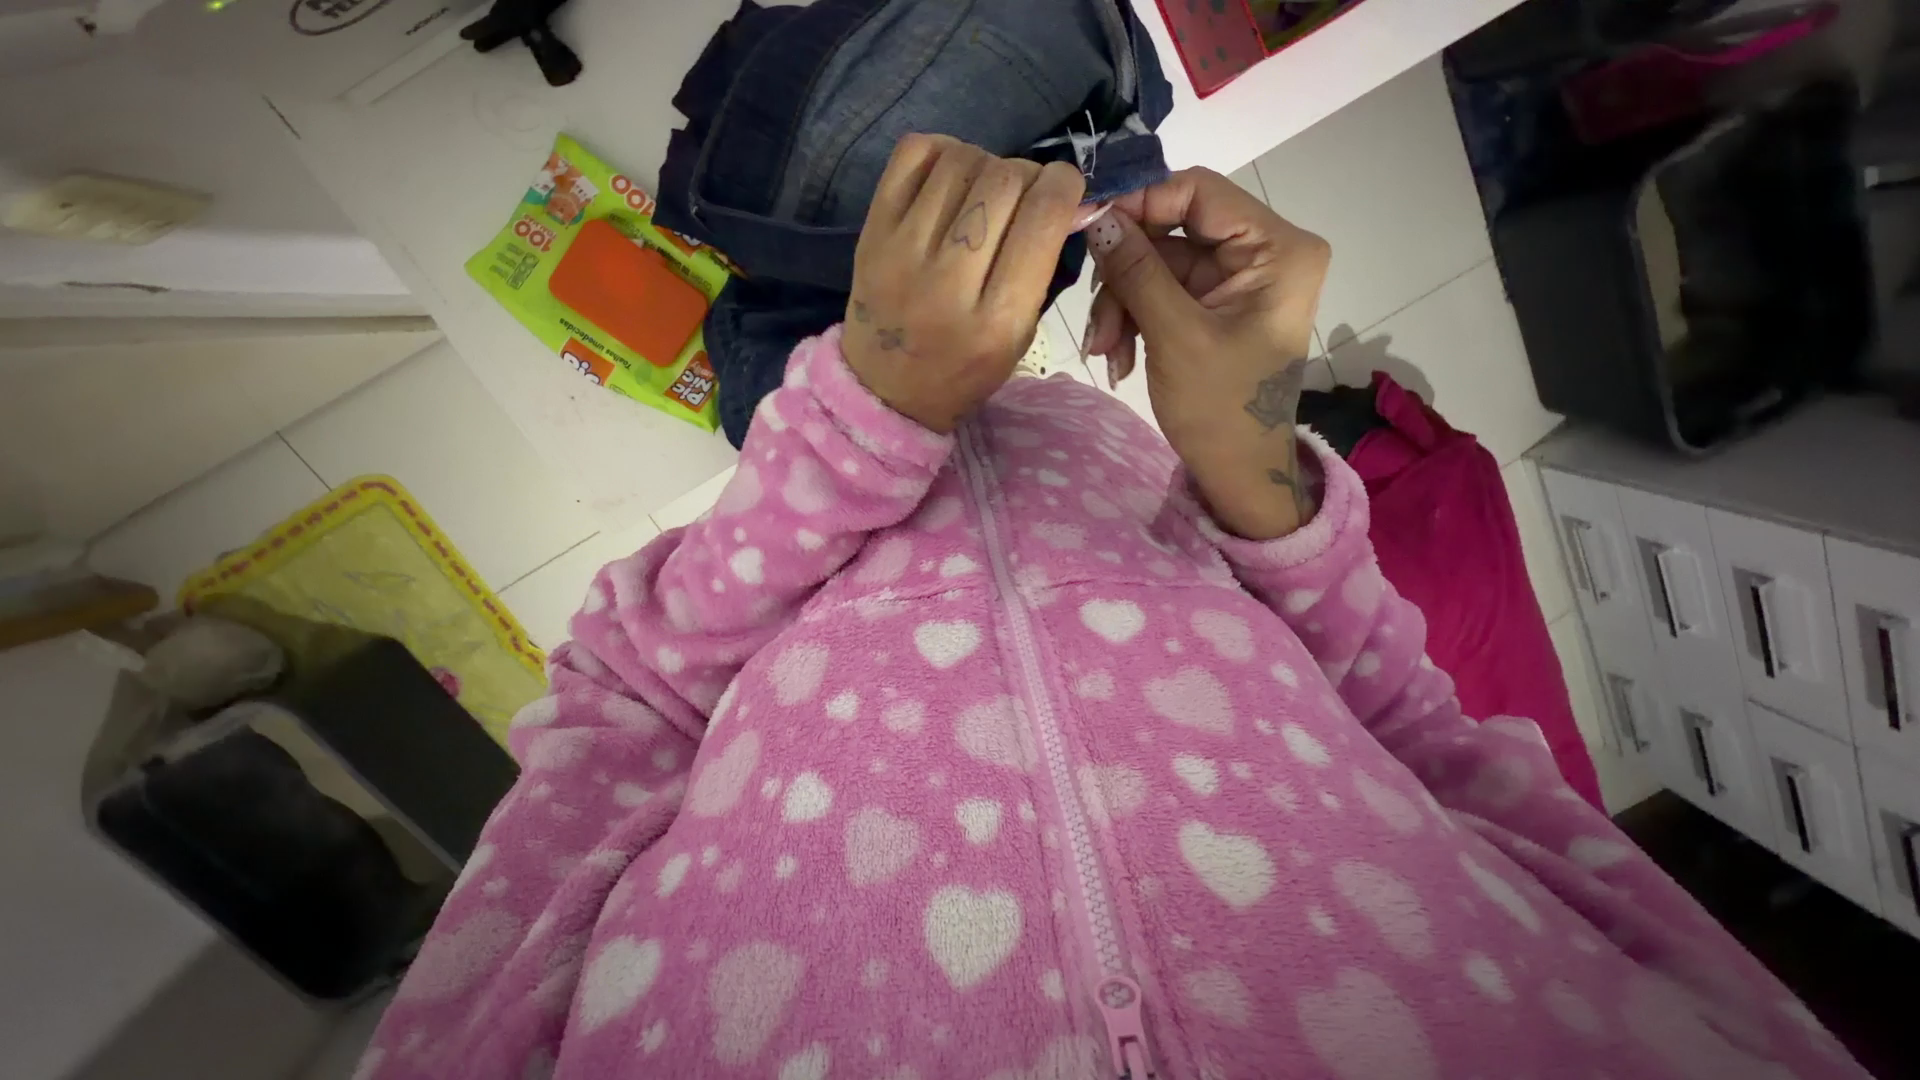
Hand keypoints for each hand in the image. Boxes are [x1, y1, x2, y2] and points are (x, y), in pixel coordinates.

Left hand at [844, 135, 1088, 432]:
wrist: (885, 391)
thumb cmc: (964, 370)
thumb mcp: (1018, 336)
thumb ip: (1043, 265)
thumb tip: (1069, 195)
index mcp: (996, 321)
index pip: (1042, 217)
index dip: (1063, 185)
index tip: (1063, 189)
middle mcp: (948, 283)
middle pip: (1004, 179)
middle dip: (1027, 174)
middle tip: (1023, 195)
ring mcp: (901, 254)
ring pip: (961, 160)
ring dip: (986, 162)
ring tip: (984, 190)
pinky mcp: (871, 233)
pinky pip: (913, 154)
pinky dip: (942, 151)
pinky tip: (950, 178)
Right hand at [1083, 168, 1330, 539]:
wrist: (1238, 472)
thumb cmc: (1221, 408)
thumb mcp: (1175, 336)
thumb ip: (1136, 271)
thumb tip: (1096, 217)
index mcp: (1277, 248)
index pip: (1198, 191)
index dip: (1138, 202)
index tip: (1085, 223)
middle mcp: (1262, 251)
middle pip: (1171, 232)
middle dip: (1125, 276)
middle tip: (1095, 320)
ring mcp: (1234, 279)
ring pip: (1156, 265)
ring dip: (1121, 306)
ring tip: (1106, 353)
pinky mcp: (1212, 305)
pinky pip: (1159, 293)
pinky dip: (1133, 321)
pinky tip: (1120, 359)